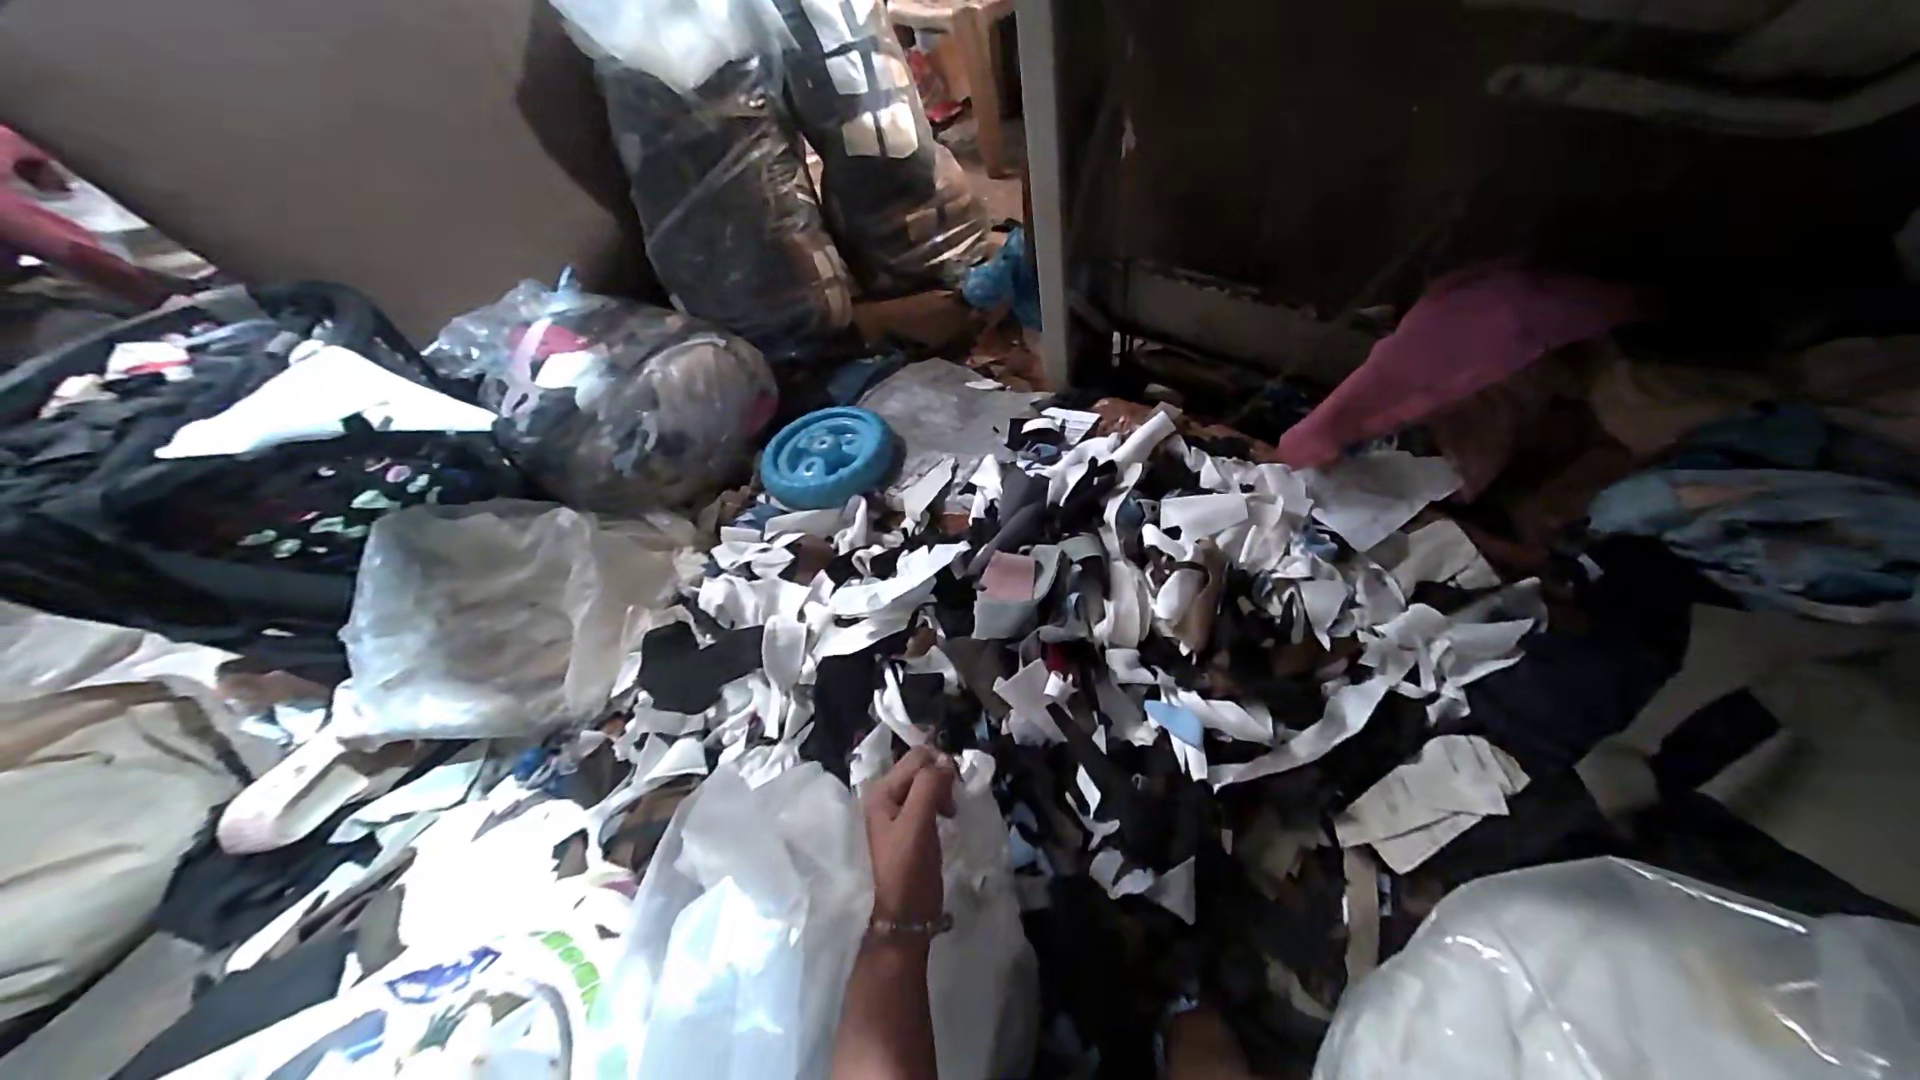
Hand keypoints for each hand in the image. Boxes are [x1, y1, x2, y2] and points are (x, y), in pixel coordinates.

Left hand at [863, 746, 956, 928]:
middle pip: (920, 766)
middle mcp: (885, 794)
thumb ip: (928, 786)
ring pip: (926, 782)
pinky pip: (928, 798)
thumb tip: (946, 762)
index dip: (940, 765)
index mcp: (881, 790)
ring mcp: (896, 810)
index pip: (917, 757)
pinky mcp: (910, 823)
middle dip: (941, 777)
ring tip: (950, 811)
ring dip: (943, 790)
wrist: (906, 914)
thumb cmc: (908, 869)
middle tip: (952, 802)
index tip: (955, 788)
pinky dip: (941, 801)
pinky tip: (947, 816)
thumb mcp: (917, 823)